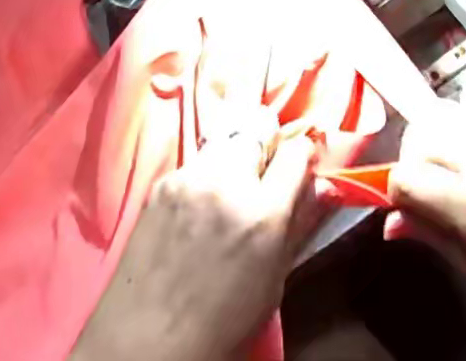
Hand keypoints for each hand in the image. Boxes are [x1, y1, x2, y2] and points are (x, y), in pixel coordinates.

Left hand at [70, 122, 320, 360]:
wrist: (145, 339)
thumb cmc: (220, 321)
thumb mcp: (274, 280)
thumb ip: (298, 224)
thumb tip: (320, 185)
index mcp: (262, 212)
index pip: (296, 150)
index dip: (303, 154)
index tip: (301, 165)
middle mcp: (227, 182)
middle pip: (259, 126)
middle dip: (268, 142)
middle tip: (266, 169)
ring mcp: (191, 177)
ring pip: (227, 137)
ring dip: (237, 152)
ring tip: (232, 185)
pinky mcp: (163, 180)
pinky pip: (198, 160)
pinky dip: (208, 172)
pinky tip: (202, 203)